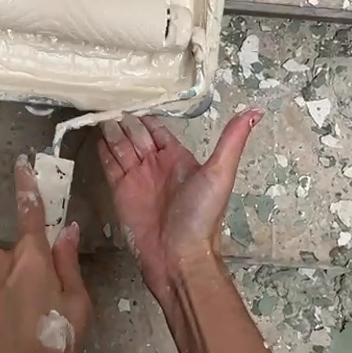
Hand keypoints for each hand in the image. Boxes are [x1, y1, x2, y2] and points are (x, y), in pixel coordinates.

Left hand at [0, 160, 92, 352]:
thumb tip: (68, 232)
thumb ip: (71, 267)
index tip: (22, 164)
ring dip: (5, 293)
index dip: (28, 186)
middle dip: (27, 273)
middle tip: (40, 311)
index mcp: (31, 259)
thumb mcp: (76, 314)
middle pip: (17, 256)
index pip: (30, 211)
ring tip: (17, 332)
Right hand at [97, 110, 262, 296]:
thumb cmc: (201, 217)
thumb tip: (255, 110)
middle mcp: (156, 164)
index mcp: (178, 158)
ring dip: (112, 130)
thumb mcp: (220, 174)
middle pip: (136, 134)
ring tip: (100, 112)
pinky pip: (110, 165)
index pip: (157, 129)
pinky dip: (103, 150)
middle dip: (125, 119)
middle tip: (110, 100)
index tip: (133, 92)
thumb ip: (231, 141)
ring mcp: (137, 178)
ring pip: (121, 146)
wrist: (180, 260)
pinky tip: (96, 135)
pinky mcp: (121, 192)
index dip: (145, 114)